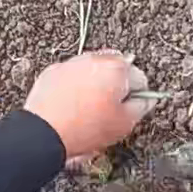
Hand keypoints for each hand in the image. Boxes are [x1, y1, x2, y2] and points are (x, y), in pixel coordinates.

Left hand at [23, 51, 154, 159]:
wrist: (44, 132)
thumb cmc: (85, 128)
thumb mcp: (124, 124)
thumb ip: (142, 107)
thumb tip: (147, 99)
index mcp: (117, 69)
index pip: (140, 78)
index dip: (138, 96)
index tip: (131, 108)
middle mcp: (95, 59)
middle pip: (116, 70)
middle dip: (116, 86)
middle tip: (110, 109)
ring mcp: (73, 64)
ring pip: (93, 71)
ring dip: (96, 84)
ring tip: (89, 110)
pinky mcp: (53, 71)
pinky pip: (72, 76)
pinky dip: (75, 86)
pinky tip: (72, 106)